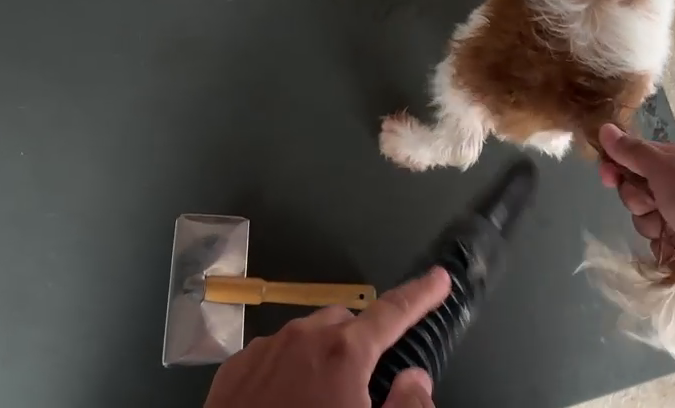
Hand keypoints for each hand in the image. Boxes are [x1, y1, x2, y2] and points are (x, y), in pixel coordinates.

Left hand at [202, 267, 450, 407]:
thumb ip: (406, 407)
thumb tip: (416, 378)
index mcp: (344, 353)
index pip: (394, 312)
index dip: (421, 294)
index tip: (438, 279)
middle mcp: (304, 337)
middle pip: (346, 323)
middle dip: (361, 343)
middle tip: (365, 384)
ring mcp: (266, 349)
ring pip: (307, 335)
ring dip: (322, 355)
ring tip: (320, 401)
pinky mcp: (235, 368)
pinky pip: (273, 353)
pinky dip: (287, 368)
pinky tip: (286, 403)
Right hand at [596, 124, 674, 309]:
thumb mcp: (666, 171)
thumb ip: (633, 151)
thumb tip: (604, 127)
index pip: (634, 153)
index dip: (617, 163)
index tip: (607, 176)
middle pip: (635, 185)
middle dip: (635, 197)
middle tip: (652, 205)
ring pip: (642, 214)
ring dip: (649, 222)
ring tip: (670, 230)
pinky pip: (655, 238)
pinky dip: (661, 243)